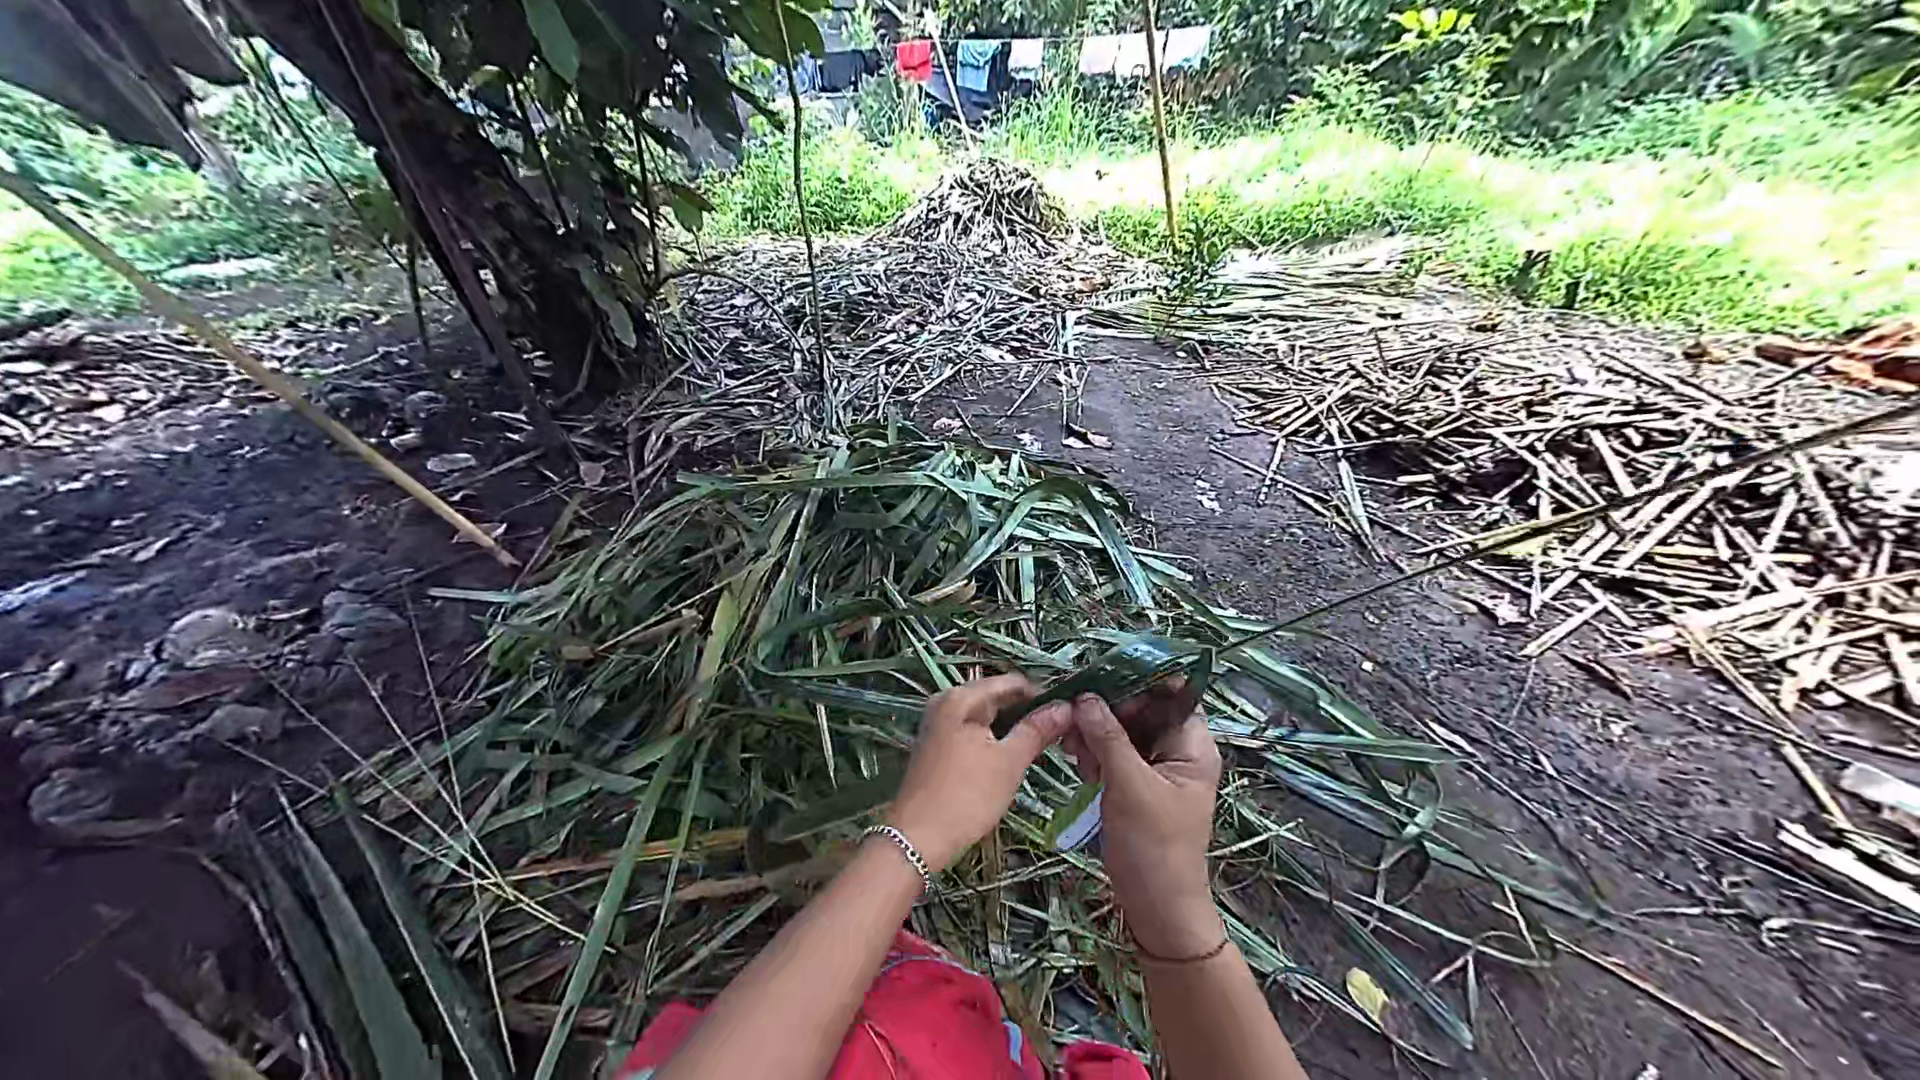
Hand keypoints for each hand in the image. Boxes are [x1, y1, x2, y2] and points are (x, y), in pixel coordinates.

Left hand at [888, 674, 1073, 871]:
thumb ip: (1037, 730)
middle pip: (998, 697)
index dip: (1043, 696)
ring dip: (1013, 730)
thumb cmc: (966, 797)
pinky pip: (973, 732)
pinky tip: (1011, 760)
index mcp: (961, 697)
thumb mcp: (1009, 762)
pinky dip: (994, 741)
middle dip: (1028, 714)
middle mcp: (946, 702)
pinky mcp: (936, 746)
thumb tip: (1066, 707)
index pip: (1012, 682)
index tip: (1069, 715)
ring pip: (986, 717)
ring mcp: (938, 724)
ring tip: (1042, 749)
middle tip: (1061, 736)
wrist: (916, 840)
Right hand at [1067, 680, 1224, 958]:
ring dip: (1096, 730)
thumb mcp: (1128, 785)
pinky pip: (1114, 752)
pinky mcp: (1135, 783)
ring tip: (1071, 742)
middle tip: (1074, 712)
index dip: (1141, 680)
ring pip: (1123, 730)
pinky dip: (1095, 752)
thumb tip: (1085, 696)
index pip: (1173, 694)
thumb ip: (1107, 737)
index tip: (1102, 674)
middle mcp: (1176, 750)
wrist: (1155, 906)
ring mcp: (1155, 767)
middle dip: (1107, 707)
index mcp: (1192, 746)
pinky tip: (1078, 760)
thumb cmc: (1153, 845)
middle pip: (1142, 710)